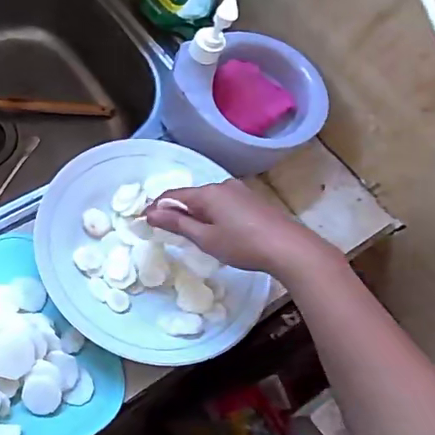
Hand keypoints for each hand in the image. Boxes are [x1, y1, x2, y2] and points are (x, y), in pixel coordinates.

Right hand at [145, 180, 338, 276]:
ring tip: (191, 235)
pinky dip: (211, 215)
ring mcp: (239, 192)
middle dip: (175, 211)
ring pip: (207, 200)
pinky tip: (215, 231)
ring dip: (194, 214)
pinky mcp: (251, 201)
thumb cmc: (243, 245)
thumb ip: (177, 224)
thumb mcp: (205, 238)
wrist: (290, 249)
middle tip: (167, 233)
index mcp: (207, 192)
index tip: (144, 223)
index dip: (156, 208)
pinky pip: (221, 204)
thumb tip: (150, 213)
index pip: (171, 195)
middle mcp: (222, 185)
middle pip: (190, 196)